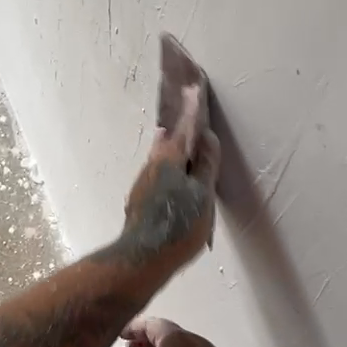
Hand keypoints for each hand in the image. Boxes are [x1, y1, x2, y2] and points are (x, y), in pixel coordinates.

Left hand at [119, 84, 220, 271]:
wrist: (143, 259)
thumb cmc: (179, 225)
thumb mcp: (202, 194)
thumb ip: (206, 165)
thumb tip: (207, 137)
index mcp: (168, 159)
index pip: (185, 128)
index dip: (192, 109)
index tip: (193, 87)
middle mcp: (151, 166)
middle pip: (168, 142)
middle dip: (180, 129)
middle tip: (190, 116)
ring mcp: (142, 184)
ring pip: (162, 160)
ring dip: (175, 151)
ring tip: (187, 148)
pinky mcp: (140, 202)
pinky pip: (159, 177)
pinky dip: (171, 170)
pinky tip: (176, 182)